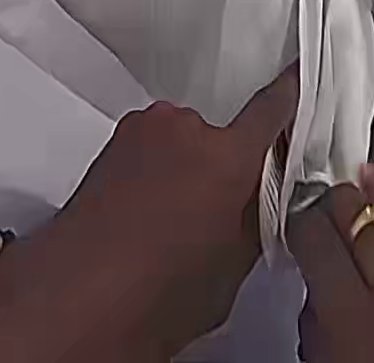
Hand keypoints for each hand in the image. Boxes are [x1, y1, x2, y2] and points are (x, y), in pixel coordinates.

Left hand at [0, 67, 297, 361]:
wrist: (72, 299)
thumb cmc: (148, 297)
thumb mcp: (232, 267)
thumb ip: (257, 216)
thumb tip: (265, 196)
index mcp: (229, 160)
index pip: (274, 107)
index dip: (293, 90)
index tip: (301, 74)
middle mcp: (191, 129)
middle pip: (228, 134)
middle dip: (227, 163)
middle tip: (213, 210)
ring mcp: (152, 126)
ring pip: (190, 137)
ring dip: (188, 163)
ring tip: (167, 215)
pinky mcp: (123, 132)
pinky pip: (158, 139)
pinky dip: (158, 162)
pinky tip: (143, 206)